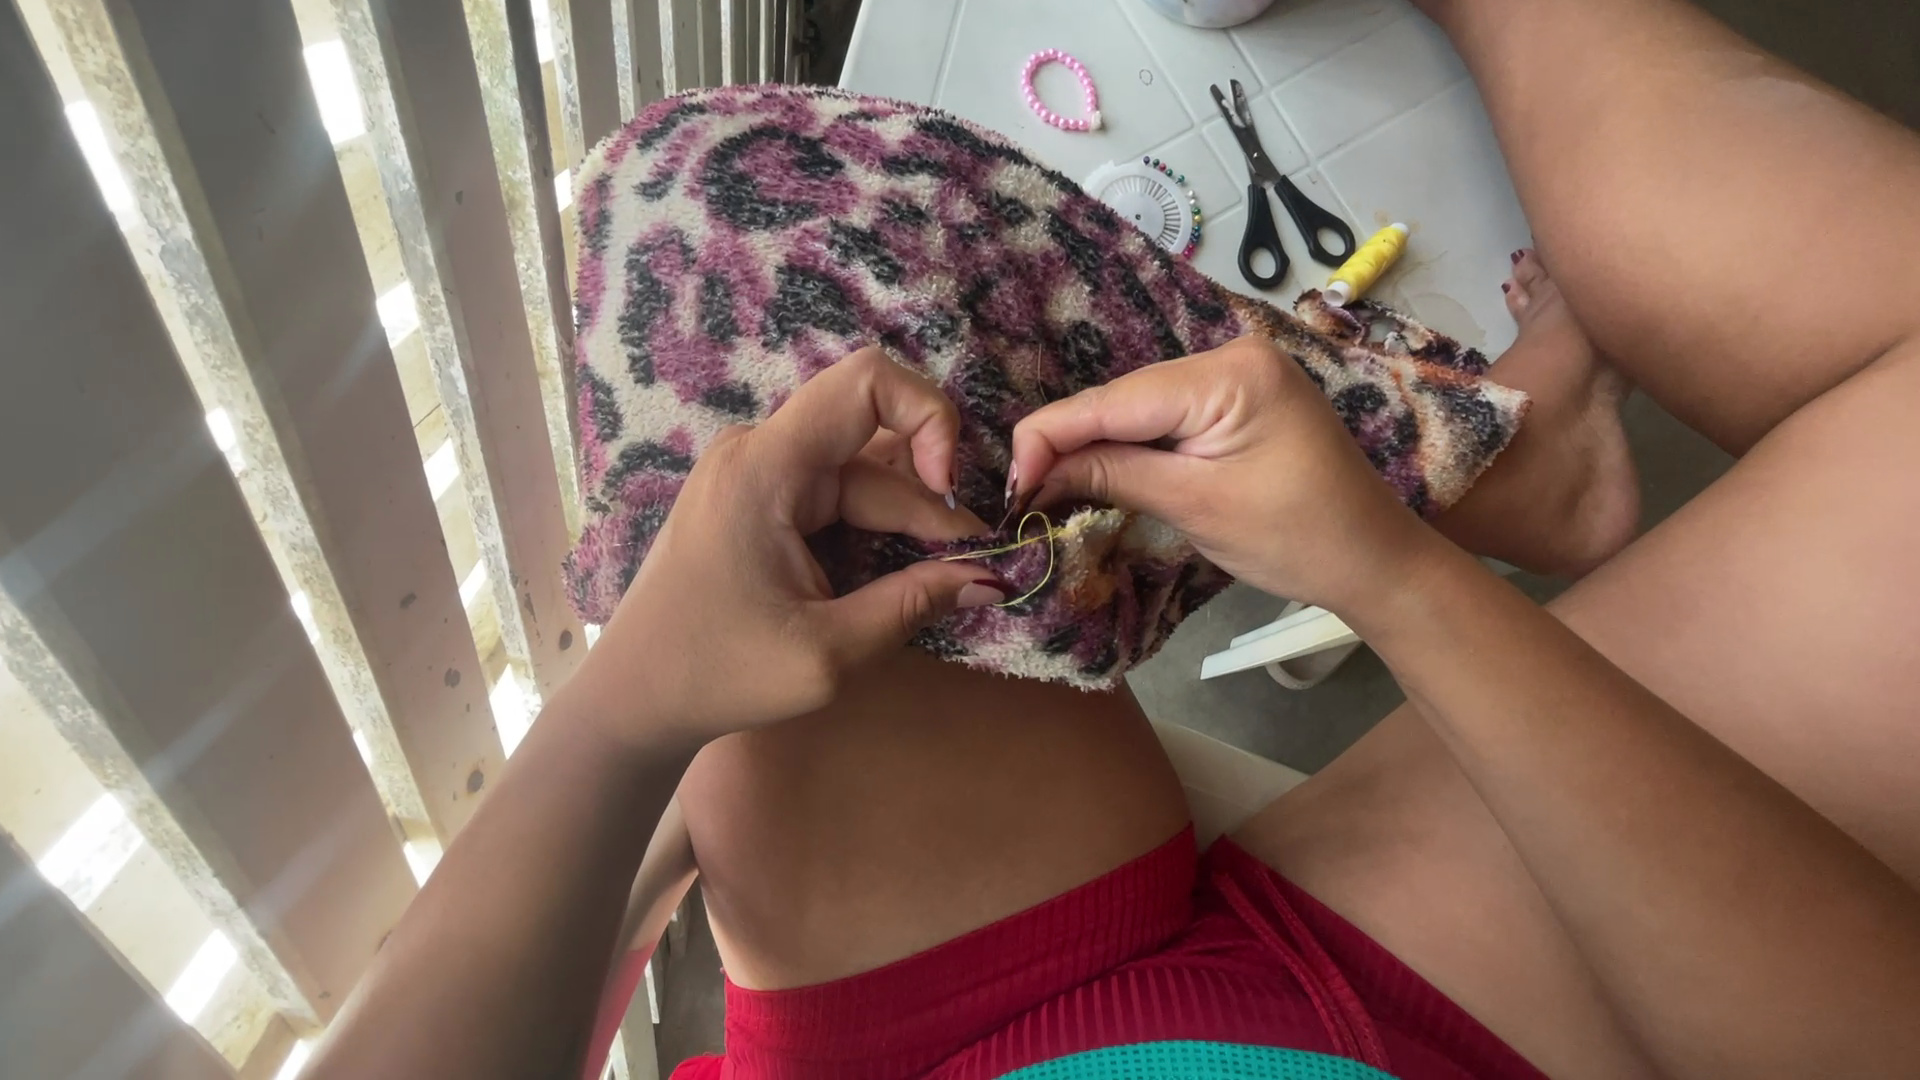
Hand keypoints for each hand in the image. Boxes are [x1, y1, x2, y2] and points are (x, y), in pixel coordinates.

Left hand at [575, 348, 1002, 745]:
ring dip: (905, 522)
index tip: (951, 493)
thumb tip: (992, 578)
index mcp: (765, 468)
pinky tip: (896, 569)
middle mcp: (760, 452)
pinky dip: (874, 529)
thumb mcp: (829, 653)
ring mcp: (756, 473)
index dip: (929, 418)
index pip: (867, 383)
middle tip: (972, 567)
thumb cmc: (718, 675)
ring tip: (941, 575)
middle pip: (874, 448)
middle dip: (929, 505)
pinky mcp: (758, 500)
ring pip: (860, 476)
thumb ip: (914, 605)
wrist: (634, 698)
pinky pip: (834, 495)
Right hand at [1008, 336, 1439, 614]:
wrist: (1374, 559)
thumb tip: (1035, 472)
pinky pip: (1161, 416)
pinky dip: (1127, 446)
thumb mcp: (1195, 507)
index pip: (1112, 400)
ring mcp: (1234, 373)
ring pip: (1134, 408)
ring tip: (1049, 487)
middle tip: (1025, 494)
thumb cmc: (1296, 540)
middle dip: (1067, 445)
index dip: (1049, 438)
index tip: (1011, 485)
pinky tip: (1096, 471)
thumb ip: (1112, 475)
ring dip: (1092, 447)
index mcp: (1228, 374)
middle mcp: (1229, 355)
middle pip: (1119, 399)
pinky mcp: (1234, 398)